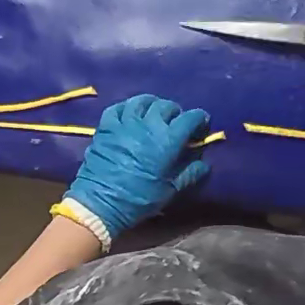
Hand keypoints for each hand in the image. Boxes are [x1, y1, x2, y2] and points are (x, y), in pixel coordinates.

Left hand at [61, 94, 211, 244]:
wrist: (101, 203)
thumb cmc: (139, 199)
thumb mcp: (170, 191)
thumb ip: (190, 174)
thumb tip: (203, 163)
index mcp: (168, 140)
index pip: (190, 118)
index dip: (199, 120)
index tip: (199, 128)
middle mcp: (148, 125)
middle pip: (166, 106)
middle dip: (175, 112)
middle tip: (175, 123)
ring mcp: (125, 123)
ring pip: (141, 101)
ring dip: (152, 105)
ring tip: (153, 114)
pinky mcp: (105, 127)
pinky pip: (117, 108)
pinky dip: (126, 108)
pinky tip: (129, 114)